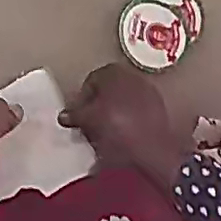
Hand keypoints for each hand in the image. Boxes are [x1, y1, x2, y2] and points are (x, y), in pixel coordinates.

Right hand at [58, 64, 190, 189]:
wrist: (152, 148)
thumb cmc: (116, 128)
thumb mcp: (89, 120)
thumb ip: (74, 114)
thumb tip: (63, 115)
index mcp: (112, 72)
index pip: (90, 81)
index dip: (81, 100)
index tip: (78, 117)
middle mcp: (131, 75)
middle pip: (107, 90)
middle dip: (97, 106)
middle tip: (89, 125)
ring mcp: (147, 89)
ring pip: (121, 100)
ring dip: (111, 114)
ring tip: (104, 134)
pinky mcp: (157, 106)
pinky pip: (135, 110)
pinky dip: (127, 120)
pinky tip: (123, 136)